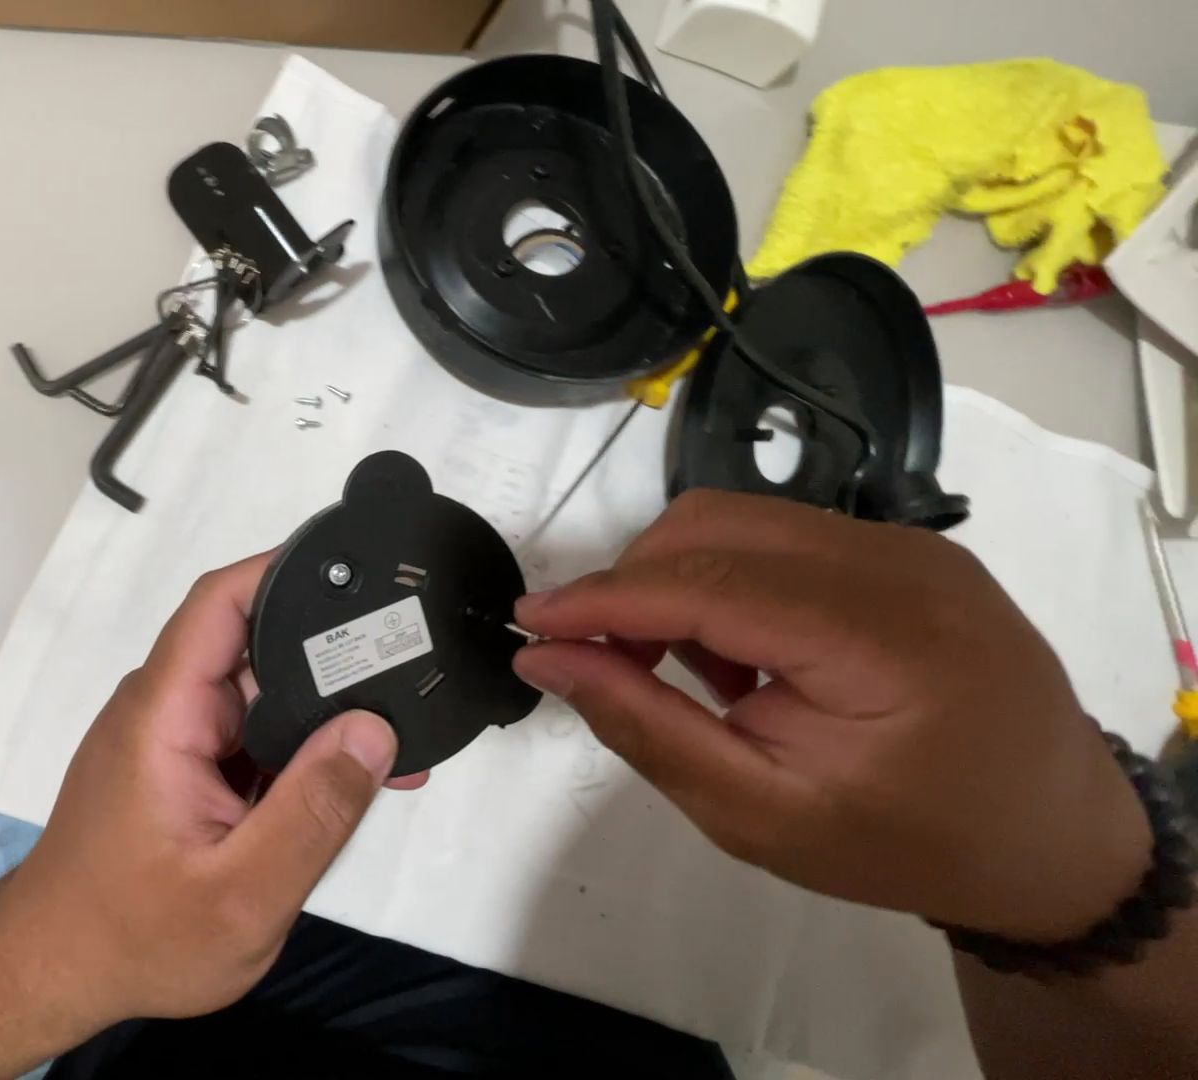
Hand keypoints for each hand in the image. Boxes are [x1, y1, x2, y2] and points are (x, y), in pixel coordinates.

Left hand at [0, 552, 412, 1029]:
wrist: (58, 970)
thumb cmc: (133, 939)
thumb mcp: (240, 895)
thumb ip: (312, 813)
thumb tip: (372, 730)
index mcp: (163, 714)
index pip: (218, 603)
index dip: (280, 568)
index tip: (352, 564)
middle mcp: (166, 707)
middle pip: (251, 644)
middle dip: (327, 647)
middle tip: (403, 658)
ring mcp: (175, 735)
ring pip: (259, 694)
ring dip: (319, 707)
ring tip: (397, 726)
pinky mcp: (185, 763)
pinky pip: (251, 733)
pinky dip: (298, 747)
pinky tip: (351, 770)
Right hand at [513, 491, 1151, 942]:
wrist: (1051, 841)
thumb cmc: (901, 843)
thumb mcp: (754, 812)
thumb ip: (641, 725)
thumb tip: (543, 656)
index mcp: (885, 639)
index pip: (705, 584)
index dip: (601, 597)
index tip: (526, 621)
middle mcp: (900, 565)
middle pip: (708, 527)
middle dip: (630, 585)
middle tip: (605, 660)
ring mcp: (905, 546)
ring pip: (728, 519)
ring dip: (668, 578)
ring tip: (674, 662)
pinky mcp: (897, 549)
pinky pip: (765, 532)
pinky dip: (713, 578)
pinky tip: (732, 649)